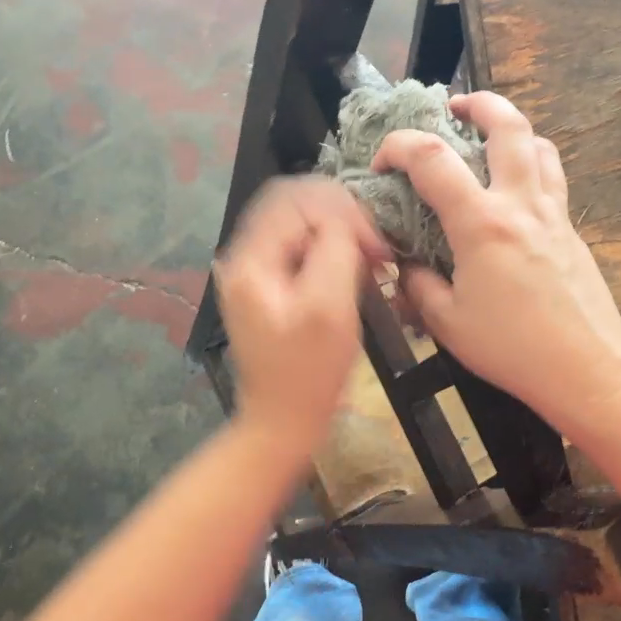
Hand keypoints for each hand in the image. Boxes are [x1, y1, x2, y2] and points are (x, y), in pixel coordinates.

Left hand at [215, 177, 385, 453]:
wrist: (283, 423)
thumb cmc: (307, 373)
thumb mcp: (328, 308)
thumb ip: (335, 250)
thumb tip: (345, 221)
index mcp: (249, 259)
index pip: (293, 198)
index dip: (340, 208)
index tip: (374, 241)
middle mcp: (243, 258)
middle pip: (294, 207)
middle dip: (340, 217)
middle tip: (376, 247)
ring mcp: (254, 274)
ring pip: (300, 228)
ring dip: (338, 235)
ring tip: (370, 260)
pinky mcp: (269, 289)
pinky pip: (300, 252)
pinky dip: (330, 254)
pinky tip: (354, 273)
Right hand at [372, 92, 620, 431]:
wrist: (587, 370)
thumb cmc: (511, 350)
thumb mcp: (447, 323)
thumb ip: (418, 285)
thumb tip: (405, 265)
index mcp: (481, 224)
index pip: (431, 159)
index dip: (397, 147)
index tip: (381, 163)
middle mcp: (521, 204)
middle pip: (507, 125)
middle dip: (477, 104)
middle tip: (453, 108)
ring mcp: (554, 214)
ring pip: (540, 145)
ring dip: (511, 131)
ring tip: (487, 144)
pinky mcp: (573, 231)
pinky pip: (552, 180)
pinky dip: (530, 167)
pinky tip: (513, 196)